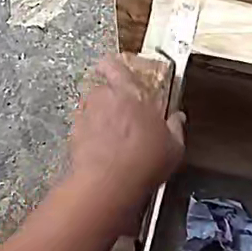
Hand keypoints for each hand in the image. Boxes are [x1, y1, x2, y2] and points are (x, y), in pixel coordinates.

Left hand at [65, 55, 183, 207]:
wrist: (108, 185)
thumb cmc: (143, 161)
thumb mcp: (174, 146)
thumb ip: (175, 128)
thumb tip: (178, 119)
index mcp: (131, 93)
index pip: (115, 66)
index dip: (112, 66)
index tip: (113, 67)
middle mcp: (104, 99)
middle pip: (103, 90)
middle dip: (111, 101)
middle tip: (125, 116)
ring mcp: (85, 116)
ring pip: (91, 108)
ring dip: (99, 118)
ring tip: (114, 138)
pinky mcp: (73, 134)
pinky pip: (83, 128)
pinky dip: (91, 135)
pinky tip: (104, 151)